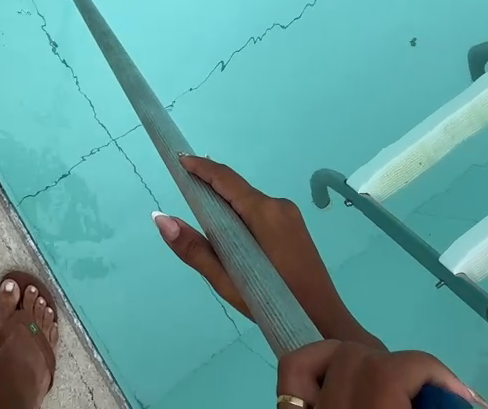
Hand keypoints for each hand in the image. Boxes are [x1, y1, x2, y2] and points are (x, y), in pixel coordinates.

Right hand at [152, 155, 482, 405]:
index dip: (200, 166)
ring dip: (225, 201)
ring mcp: (290, 216)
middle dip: (209, 184)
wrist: (328, 328)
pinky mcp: (295, 228)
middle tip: (183, 188)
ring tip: (200, 212)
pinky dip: (239, 212)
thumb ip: (193, 249)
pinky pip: (259, 210)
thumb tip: (160, 218)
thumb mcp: (227, 281)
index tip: (178, 160)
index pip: (226, 178)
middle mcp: (279, 206)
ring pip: (248, 199)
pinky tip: (229, 232)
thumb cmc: (275, 304)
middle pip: (237, 187)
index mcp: (264, 213)